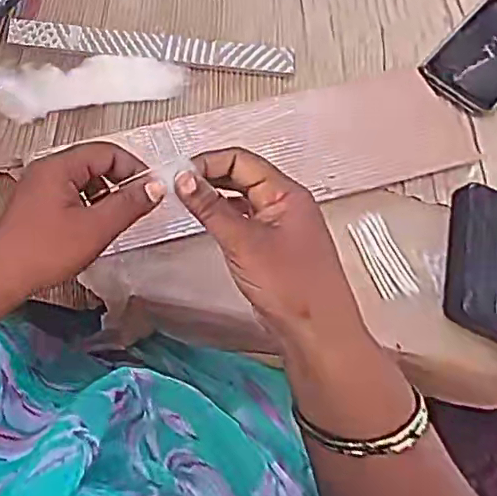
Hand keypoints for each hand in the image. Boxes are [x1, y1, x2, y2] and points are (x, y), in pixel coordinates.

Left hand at [0, 143, 162, 299]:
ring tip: (117, 217)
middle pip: (94, 162)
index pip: (106, 152)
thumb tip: (152, 187)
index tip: (150, 189)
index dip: (133, 168)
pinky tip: (94, 225)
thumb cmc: (41, 252)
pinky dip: (88, 203)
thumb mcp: (95, 228)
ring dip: (104, 193)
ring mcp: (38, 185)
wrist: (1, 274)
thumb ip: (128, 204)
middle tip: (139, 202)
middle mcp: (46, 169)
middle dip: (120, 180)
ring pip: (82, 178)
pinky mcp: (35, 202)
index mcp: (58, 166)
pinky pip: (69, 192)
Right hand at [171, 148, 368, 345]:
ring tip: (187, 199)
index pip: (240, 160)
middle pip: (240, 174)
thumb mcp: (242, 242)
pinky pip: (242, 216)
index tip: (180, 174)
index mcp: (287, 194)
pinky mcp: (271, 244)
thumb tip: (185, 179)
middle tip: (178, 184)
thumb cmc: (295, 290)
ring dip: (213, 194)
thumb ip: (209, 207)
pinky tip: (206, 220)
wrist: (318, 335)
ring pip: (240, 195)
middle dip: (208, 175)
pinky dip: (221, 213)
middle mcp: (285, 204)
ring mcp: (279, 224)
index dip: (207, 163)